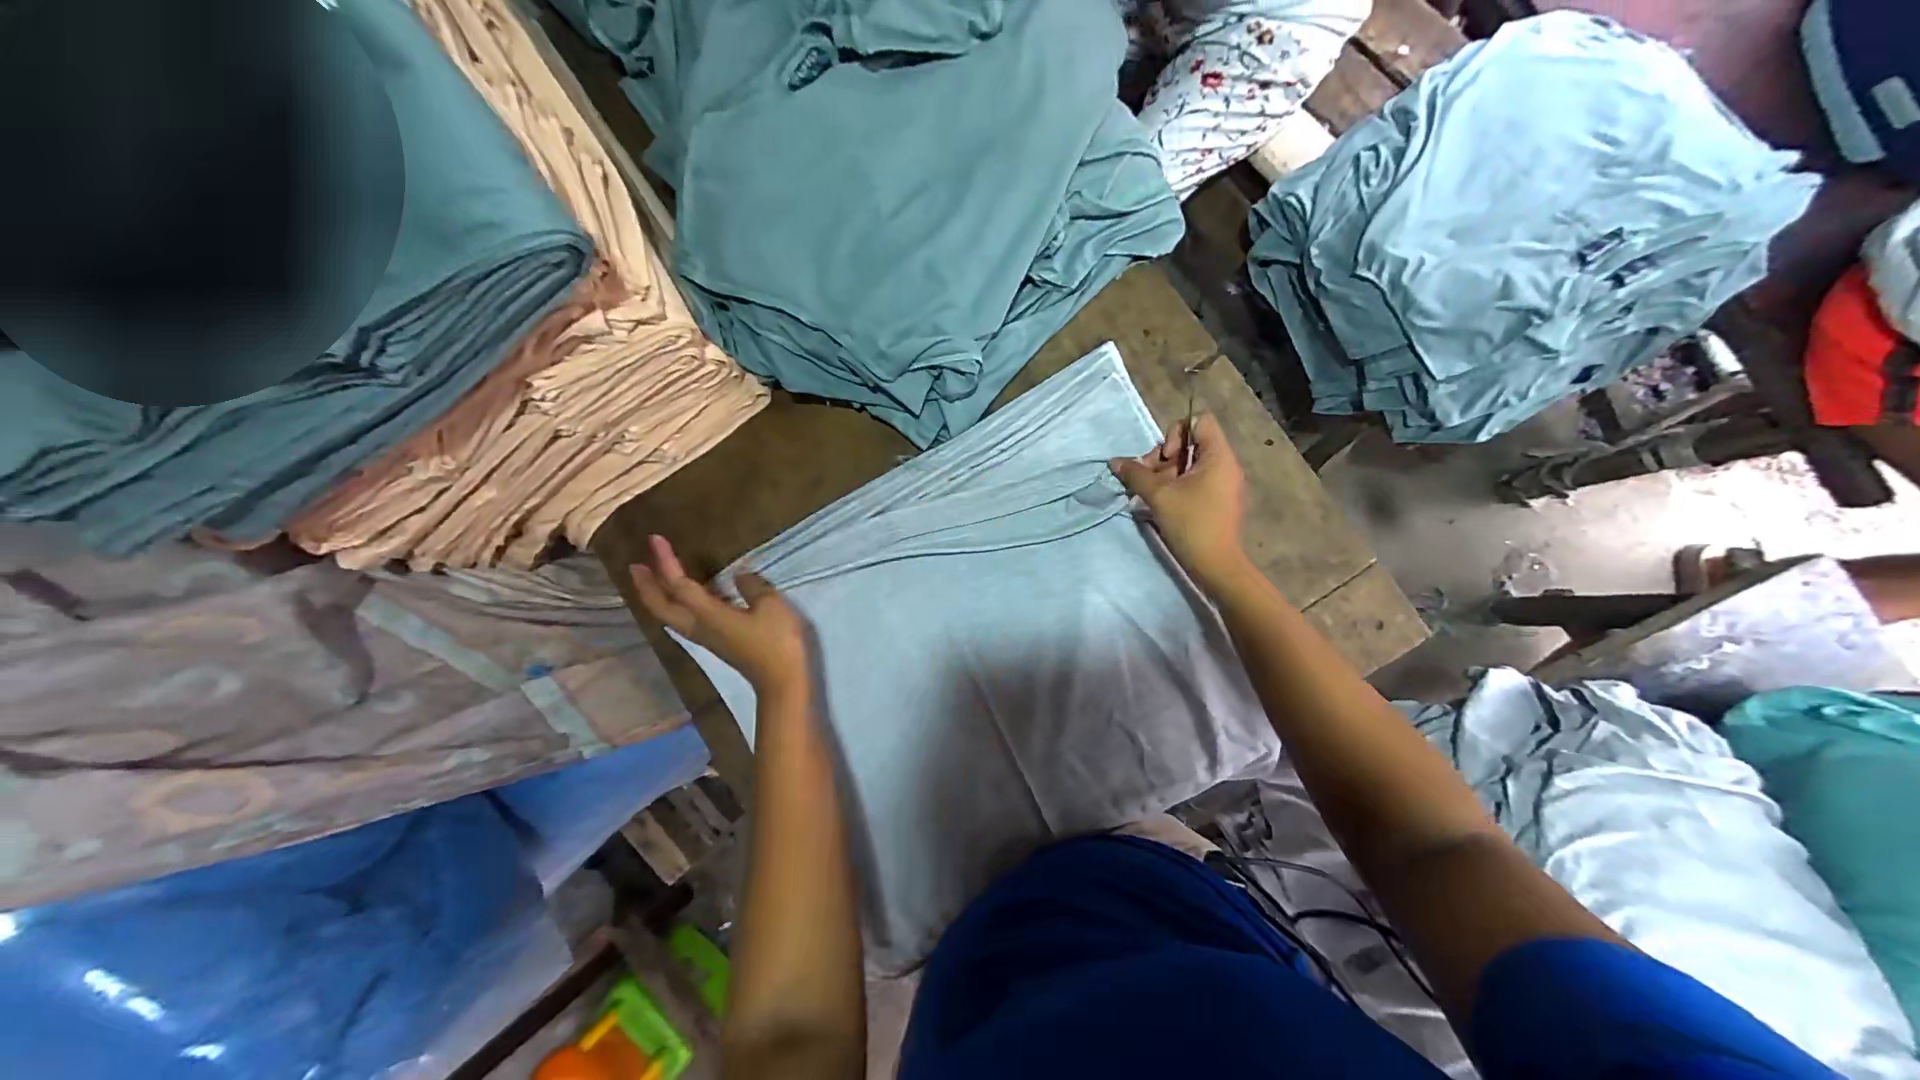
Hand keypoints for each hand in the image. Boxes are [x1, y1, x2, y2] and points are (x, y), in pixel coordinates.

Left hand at [631, 534, 810, 697]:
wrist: (782, 682)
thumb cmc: (777, 642)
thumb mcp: (770, 606)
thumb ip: (752, 586)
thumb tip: (739, 574)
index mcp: (708, 615)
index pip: (678, 584)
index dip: (665, 561)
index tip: (654, 539)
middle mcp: (698, 627)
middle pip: (662, 606)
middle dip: (646, 585)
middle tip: (636, 565)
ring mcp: (706, 638)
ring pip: (670, 615)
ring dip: (657, 596)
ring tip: (652, 578)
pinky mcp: (716, 643)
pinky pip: (685, 620)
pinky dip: (675, 605)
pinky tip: (686, 597)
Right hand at [1110, 413, 1250, 591]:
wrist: (1216, 565)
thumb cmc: (1191, 524)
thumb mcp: (1159, 496)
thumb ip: (1136, 474)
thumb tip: (1114, 462)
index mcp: (1218, 456)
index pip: (1199, 421)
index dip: (1176, 433)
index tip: (1166, 459)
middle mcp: (1225, 464)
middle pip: (1191, 443)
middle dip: (1164, 457)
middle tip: (1148, 478)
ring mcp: (1223, 483)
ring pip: (1189, 464)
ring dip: (1166, 474)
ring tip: (1150, 493)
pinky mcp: (1218, 499)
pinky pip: (1195, 480)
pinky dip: (1176, 486)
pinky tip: (1161, 502)